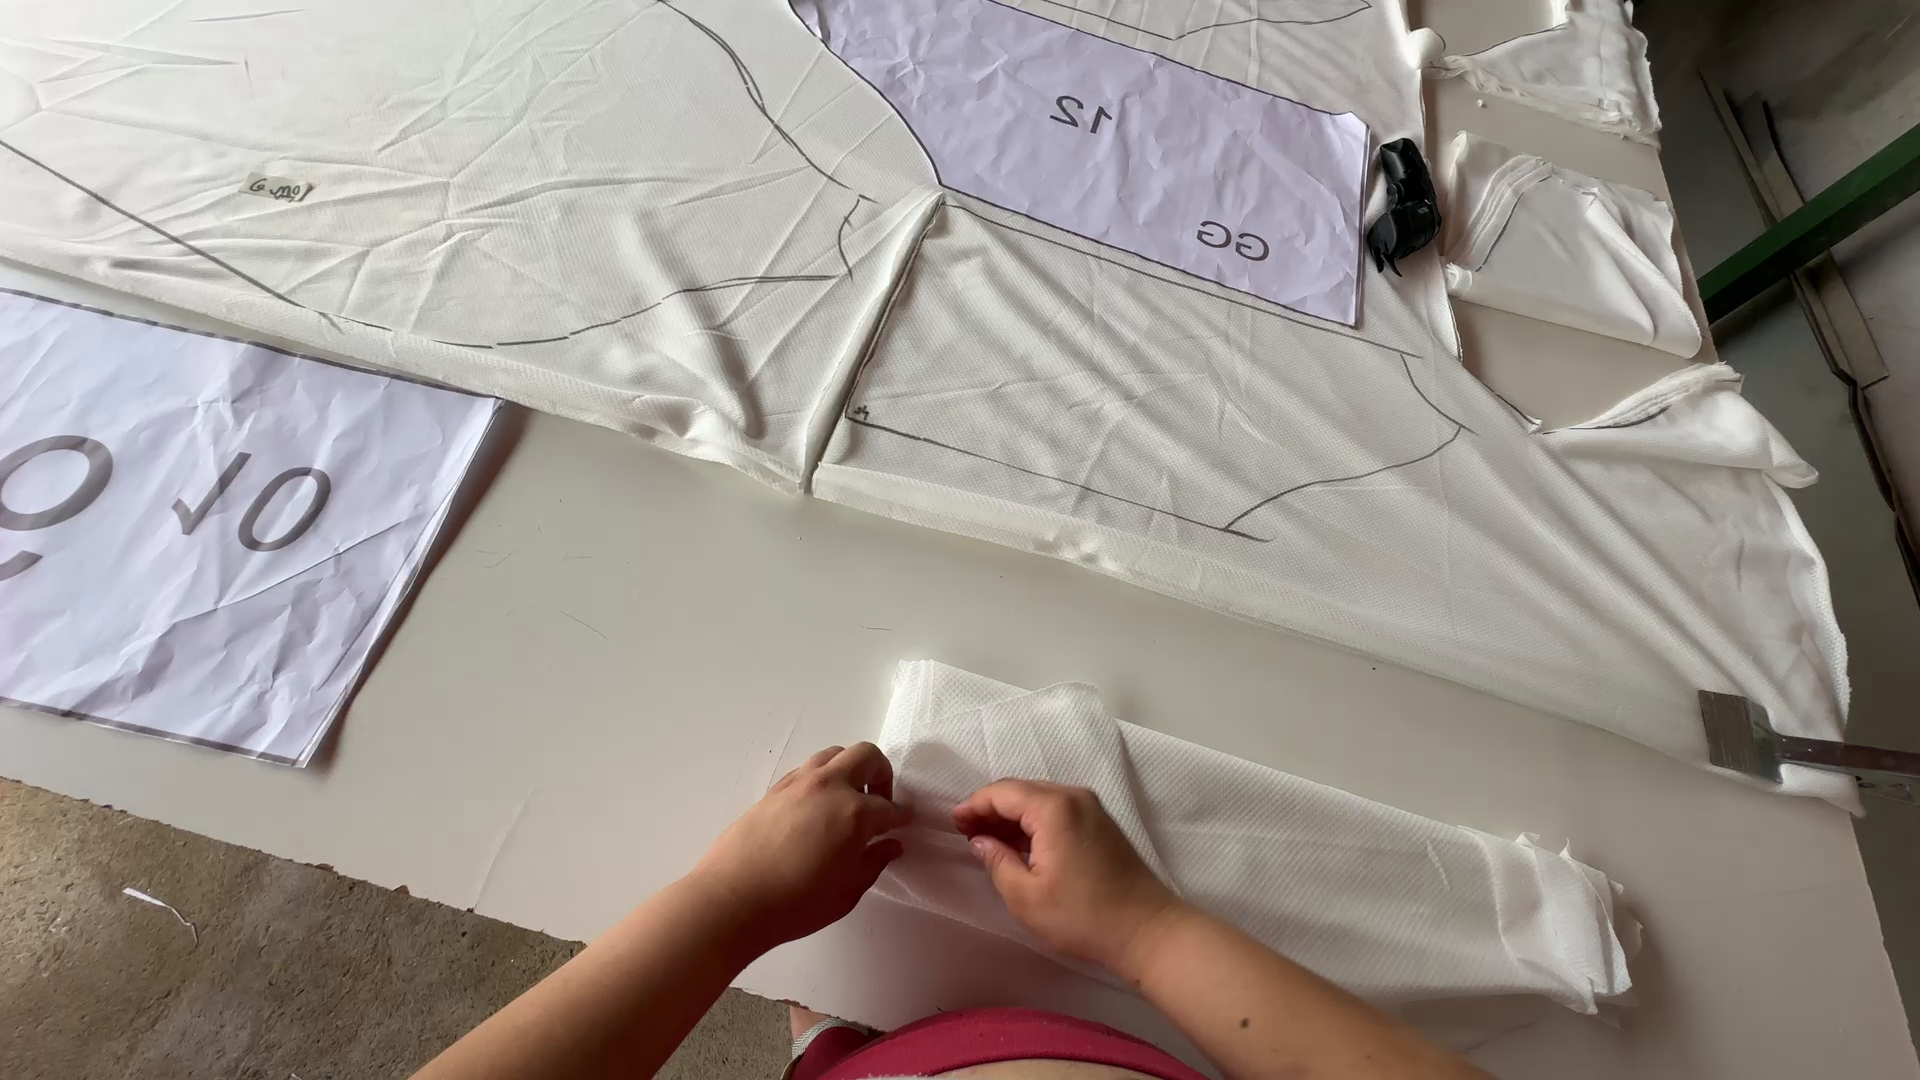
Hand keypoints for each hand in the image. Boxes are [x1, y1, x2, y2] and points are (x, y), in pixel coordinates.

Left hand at [688, 743, 910, 952]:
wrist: (730, 900)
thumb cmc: (795, 905)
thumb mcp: (846, 893)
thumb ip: (873, 863)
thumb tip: (891, 845)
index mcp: (855, 812)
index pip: (889, 806)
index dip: (900, 816)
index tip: (903, 822)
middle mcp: (830, 786)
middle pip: (866, 756)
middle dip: (881, 773)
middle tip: (880, 800)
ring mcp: (800, 782)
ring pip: (835, 754)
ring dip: (850, 769)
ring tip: (848, 798)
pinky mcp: (776, 788)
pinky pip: (808, 768)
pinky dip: (822, 777)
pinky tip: (817, 806)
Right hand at [954, 779, 1183, 975]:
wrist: (1147, 930)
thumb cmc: (1083, 916)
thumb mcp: (1027, 897)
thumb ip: (997, 862)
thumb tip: (980, 841)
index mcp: (1054, 807)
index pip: (1003, 792)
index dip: (975, 804)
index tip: (954, 821)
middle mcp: (1073, 796)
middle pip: (1021, 790)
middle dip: (991, 808)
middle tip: (966, 831)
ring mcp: (1090, 806)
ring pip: (1038, 798)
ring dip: (1011, 814)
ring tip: (986, 838)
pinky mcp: (1099, 821)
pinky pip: (1056, 809)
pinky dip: (1032, 820)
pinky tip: (1018, 843)